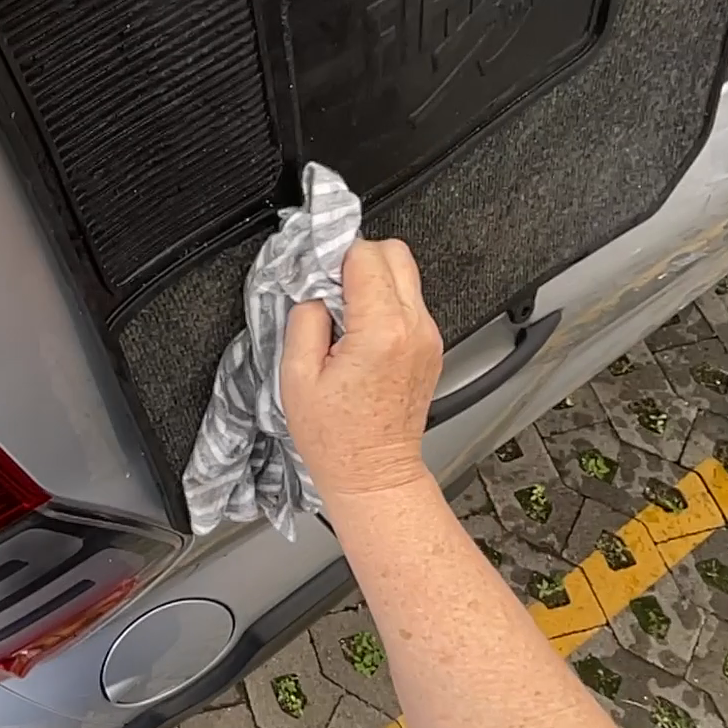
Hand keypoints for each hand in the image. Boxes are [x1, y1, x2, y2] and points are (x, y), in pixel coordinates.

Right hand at [282, 240, 443, 502]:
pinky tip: (358, 336)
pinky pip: (408, 305)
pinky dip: (382, 306)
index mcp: (381, 331)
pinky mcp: (430, 348)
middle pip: (395, 253)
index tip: (315, 274)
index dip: (334, 257)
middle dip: (357, 261)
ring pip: (404, 276)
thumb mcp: (296, 376)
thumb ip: (304, 320)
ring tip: (342, 320)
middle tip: (328, 290)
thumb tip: (312, 292)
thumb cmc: (336, 437)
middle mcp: (414, 329)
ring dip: (371, 284)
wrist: (373, 474)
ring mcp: (428, 338)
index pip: (365, 256)